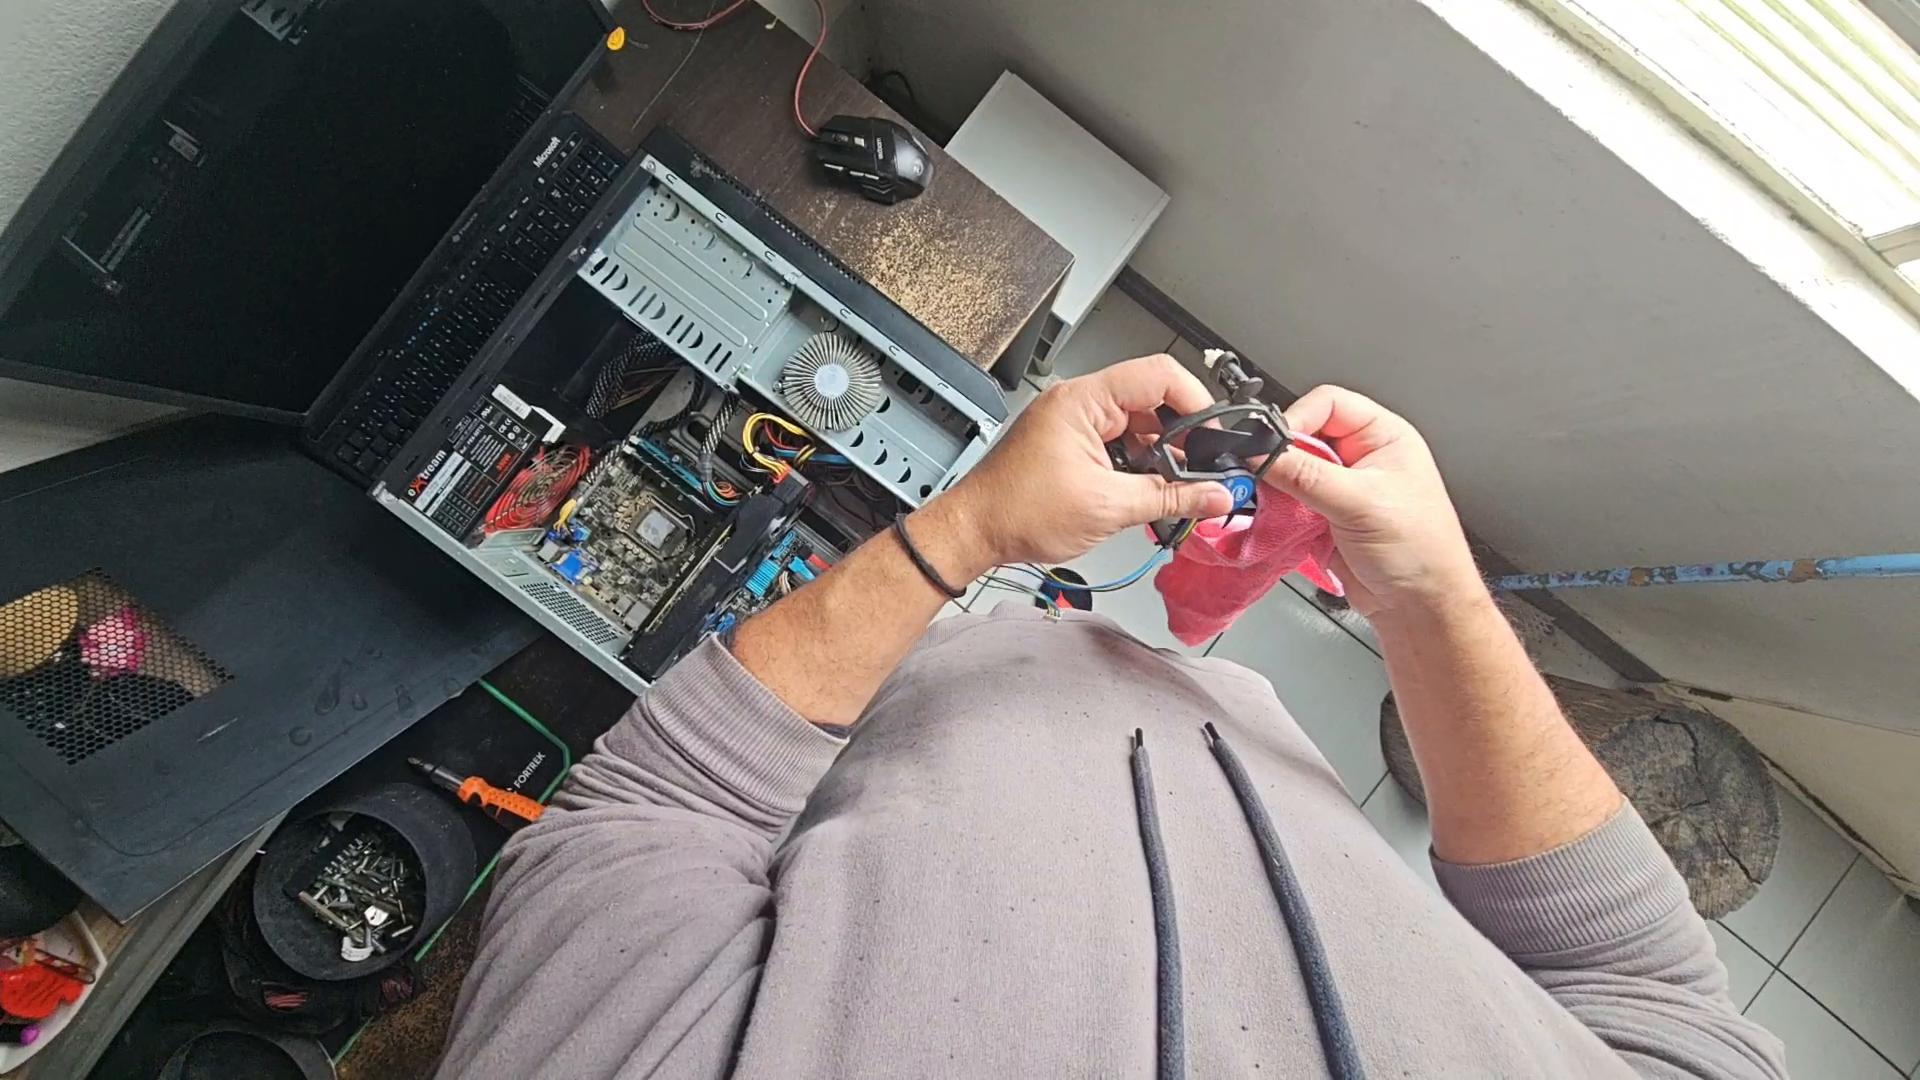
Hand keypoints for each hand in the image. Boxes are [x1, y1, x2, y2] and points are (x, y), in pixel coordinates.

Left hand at [922, 355, 1233, 572]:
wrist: (974, 531)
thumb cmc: (1015, 511)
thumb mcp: (1107, 508)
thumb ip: (1169, 498)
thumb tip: (1214, 495)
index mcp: (1082, 401)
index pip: (1158, 376)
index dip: (1195, 403)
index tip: (1213, 436)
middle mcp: (1076, 404)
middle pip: (1150, 402)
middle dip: (1179, 439)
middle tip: (1199, 472)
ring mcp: (1071, 424)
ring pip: (1135, 427)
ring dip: (1156, 458)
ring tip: (1171, 490)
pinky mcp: (1067, 444)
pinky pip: (1115, 445)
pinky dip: (1134, 467)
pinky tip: (1143, 493)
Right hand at [1260, 385, 1482, 619]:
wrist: (1417, 606)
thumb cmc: (1419, 551)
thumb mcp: (1360, 502)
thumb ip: (1305, 474)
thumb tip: (1261, 454)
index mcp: (1383, 438)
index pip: (1327, 404)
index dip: (1296, 419)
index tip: (1272, 446)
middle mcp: (1358, 458)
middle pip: (1301, 437)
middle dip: (1279, 456)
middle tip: (1263, 475)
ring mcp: (1336, 488)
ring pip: (1287, 470)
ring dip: (1273, 485)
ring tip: (1267, 500)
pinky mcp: (1318, 515)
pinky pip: (1283, 501)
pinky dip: (1272, 508)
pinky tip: (1272, 518)